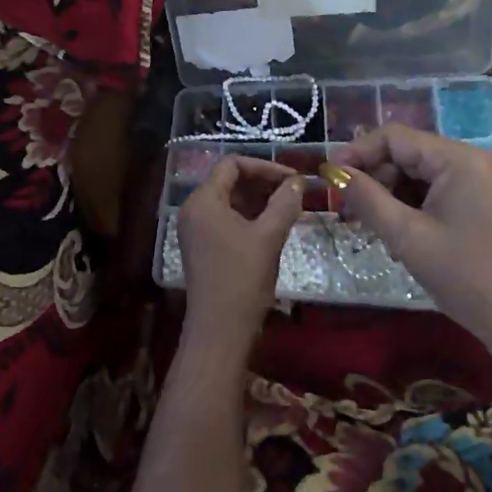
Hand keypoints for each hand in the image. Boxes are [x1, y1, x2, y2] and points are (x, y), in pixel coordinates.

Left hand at [178, 156, 304, 334]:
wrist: (219, 327)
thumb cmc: (242, 278)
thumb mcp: (268, 237)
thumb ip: (284, 204)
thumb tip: (298, 182)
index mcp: (203, 200)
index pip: (231, 164)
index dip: (264, 166)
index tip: (294, 179)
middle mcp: (193, 209)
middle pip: (229, 181)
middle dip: (263, 182)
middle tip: (296, 193)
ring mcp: (195, 228)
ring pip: (229, 201)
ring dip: (258, 200)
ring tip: (291, 208)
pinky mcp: (202, 245)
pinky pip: (226, 219)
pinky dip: (249, 217)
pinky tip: (274, 225)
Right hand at [328, 124, 491, 343]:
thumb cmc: (466, 277)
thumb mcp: (406, 237)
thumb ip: (366, 198)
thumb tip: (334, 172)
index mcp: (462, 161)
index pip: (396, 137)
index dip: (357, 152)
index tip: (329, 177)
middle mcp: (480, 161)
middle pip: (411, 153)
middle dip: (375, 176)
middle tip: (349, 210)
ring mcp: (491, 182)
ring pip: (425, 173)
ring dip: (393, 193)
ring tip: (373, 225)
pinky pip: (443, 189)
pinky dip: (416, 204)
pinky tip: (402, 230)